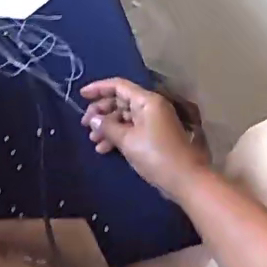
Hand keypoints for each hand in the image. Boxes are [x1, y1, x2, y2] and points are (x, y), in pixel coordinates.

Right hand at [81, 78, 210, 198]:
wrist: (186, 181)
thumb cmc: (156, 155)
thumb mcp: (127, 140)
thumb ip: (107, 126)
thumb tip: (93, 118)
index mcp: (147, 101)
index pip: (118, 86)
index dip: (98, 88)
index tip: (81, 95)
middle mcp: (150, 106)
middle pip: (120, 101)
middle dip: (101, 111)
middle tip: (84, 124)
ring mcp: (153, 122)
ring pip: (124, 117)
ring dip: (107, 126)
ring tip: (92, 139)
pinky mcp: (153, 136)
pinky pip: (131, 129)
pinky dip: (117, 136)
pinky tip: (103, 149)